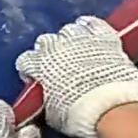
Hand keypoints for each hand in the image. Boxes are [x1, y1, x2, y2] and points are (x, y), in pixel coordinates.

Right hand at [14, 15, 137, 137]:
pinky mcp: (104, 37)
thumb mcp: (50, 111)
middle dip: (47, 52)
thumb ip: (43, 98)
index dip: (30, 71)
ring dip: (68, 39)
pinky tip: (88, 28)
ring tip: (74, 48)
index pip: (25, 61)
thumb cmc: (76, 113)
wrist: (112, 106)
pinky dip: (90, 25)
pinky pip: (93, 24)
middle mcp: (55, 48)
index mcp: (37, 65)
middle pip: (44, 41)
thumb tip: (44, 98)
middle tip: (56, 65)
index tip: (36, 80)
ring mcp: (80, 40)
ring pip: (68, 30)